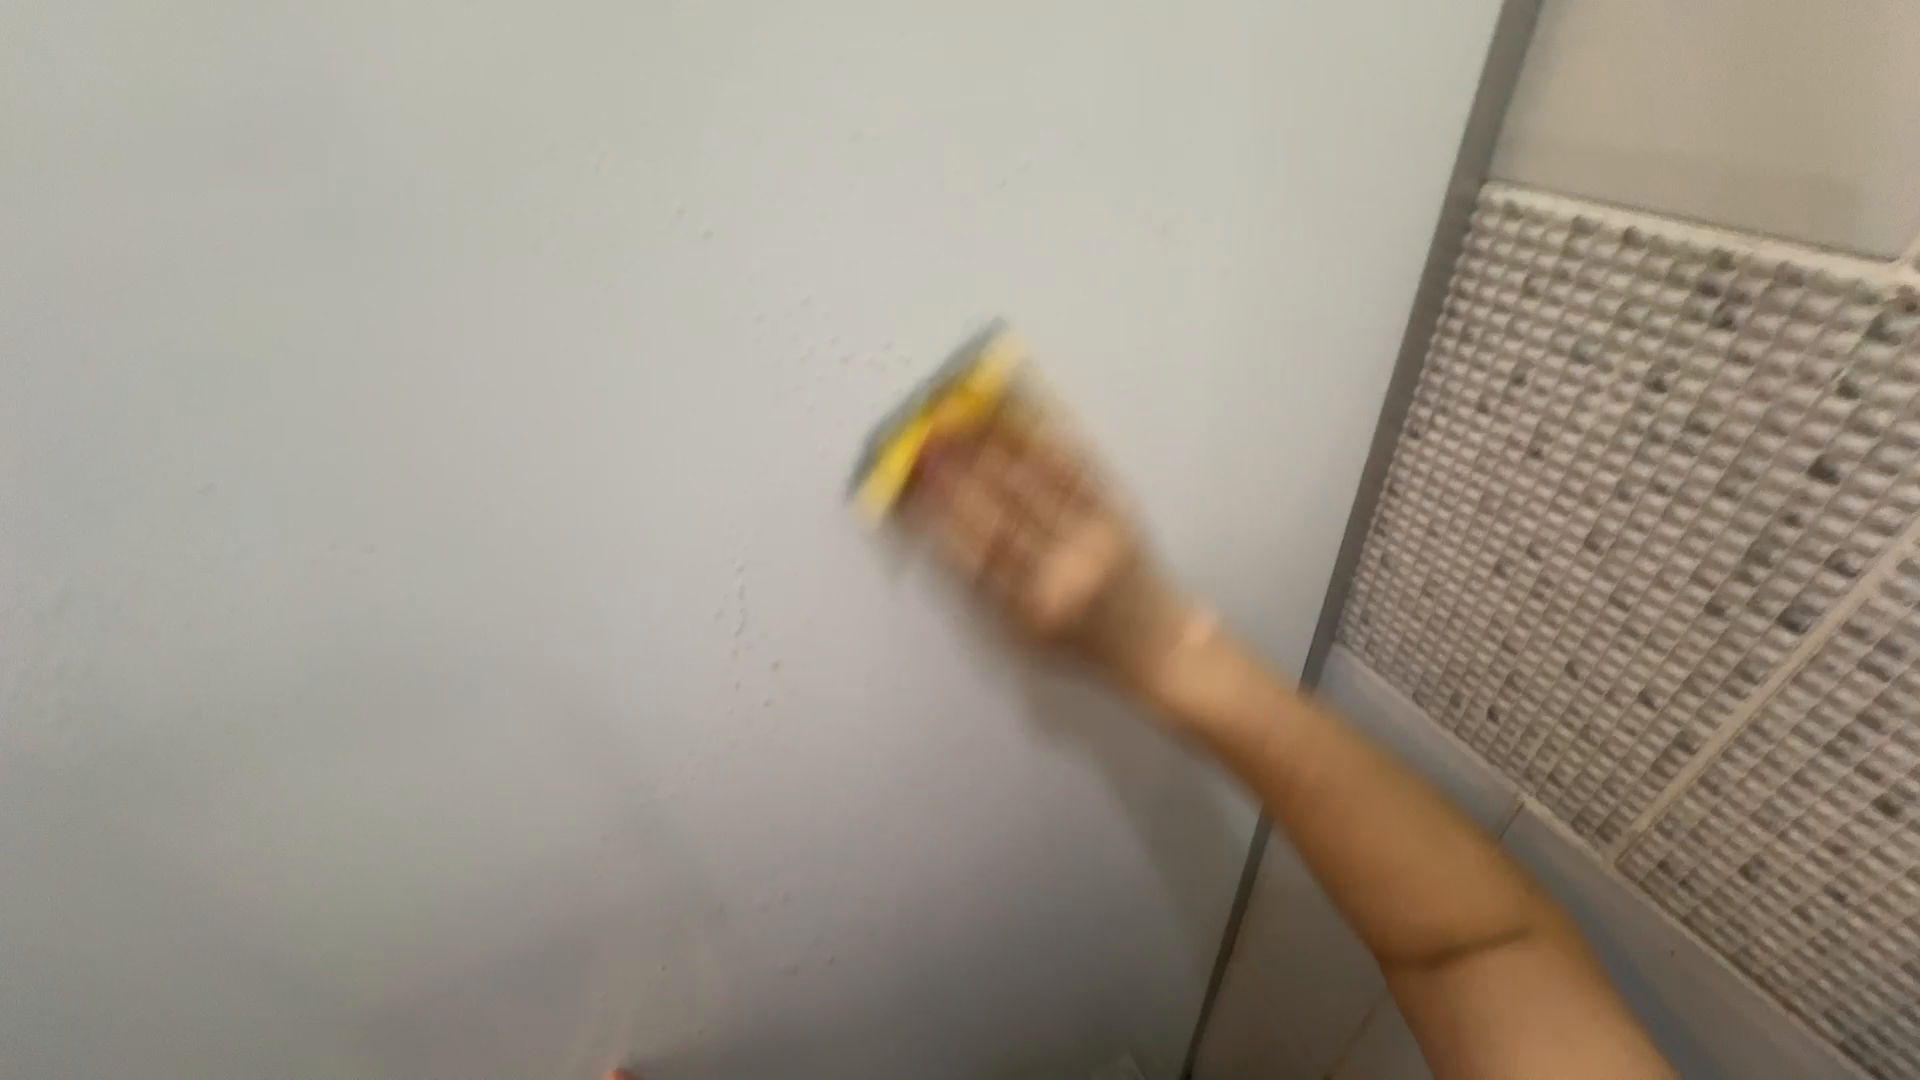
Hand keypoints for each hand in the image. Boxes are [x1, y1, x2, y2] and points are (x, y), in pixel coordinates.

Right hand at [905, 414, 1205, 706]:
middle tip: (924, 438)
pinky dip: (1046, 437)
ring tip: (959, 415)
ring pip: (1035, 481)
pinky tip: (1021, 414)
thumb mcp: (1021, 639)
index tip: (906, 485)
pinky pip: (1079, 468)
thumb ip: (980, 595)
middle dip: (956, 472)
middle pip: (999, 510)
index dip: (936, 514)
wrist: (1156, 644)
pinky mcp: (1119, 510)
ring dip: (992, 444)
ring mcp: (1094, 535)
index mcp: (1033, 607)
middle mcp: (1063, 569)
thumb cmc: (1081, 646)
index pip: (972, 552)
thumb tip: (938, 540)